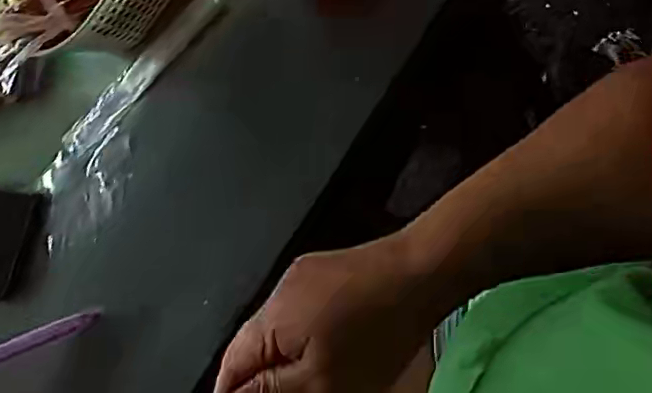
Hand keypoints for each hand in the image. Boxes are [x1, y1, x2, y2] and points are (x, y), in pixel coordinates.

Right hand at [215, 236, 442, 392]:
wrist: (423, 271)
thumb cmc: (377, 330)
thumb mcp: (320, 382)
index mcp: (272, 314)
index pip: (228, 368)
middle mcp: (283, 286)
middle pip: (253, 348)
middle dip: (265, 382)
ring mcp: (308, 274)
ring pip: (280, 331)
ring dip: (287, 362)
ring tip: (317, 381)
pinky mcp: (330, 270)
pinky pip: (303, 311)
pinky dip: (307, 338)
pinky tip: (332, 353)